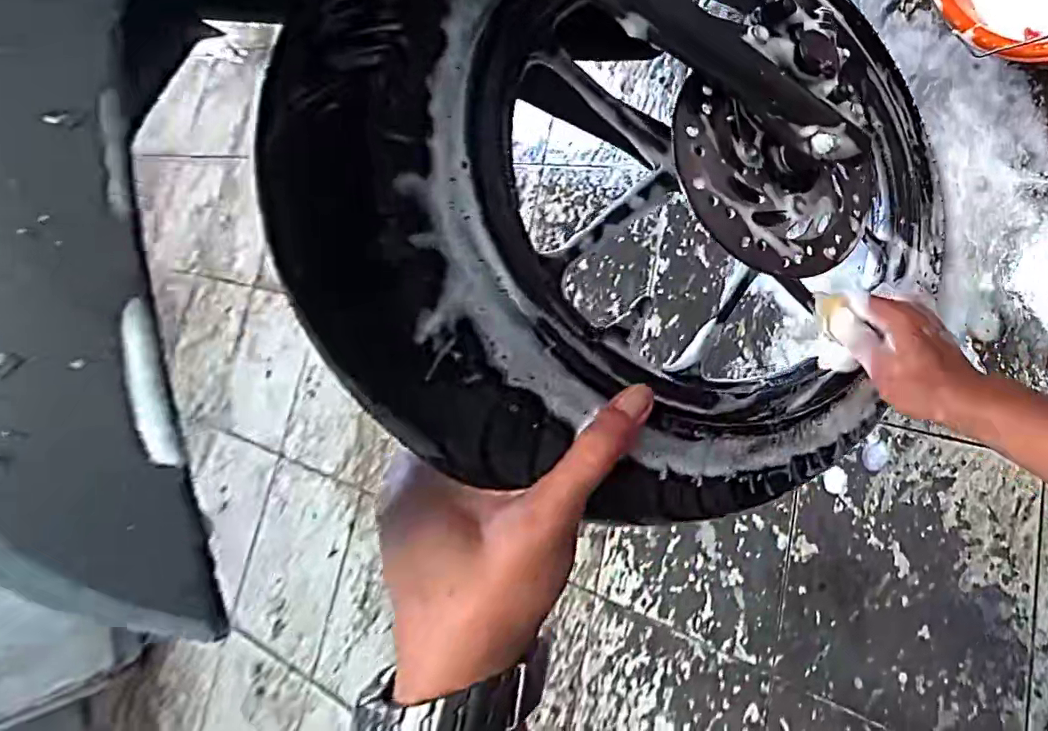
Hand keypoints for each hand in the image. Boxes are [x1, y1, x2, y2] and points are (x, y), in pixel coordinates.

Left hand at [377, 384, 653, 702]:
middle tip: (581, 387)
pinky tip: (556, 465)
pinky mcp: (451, 533)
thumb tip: (635, 397)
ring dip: (532, 443)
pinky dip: (526, 469)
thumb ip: (590, 456)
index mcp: (413, 475)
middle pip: (485, 428)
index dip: (518, 380)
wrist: (471, 684)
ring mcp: (430, 513)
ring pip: (492, 455)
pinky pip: (493, 480)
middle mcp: (412, 487)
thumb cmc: (488, 602)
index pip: (468, 403)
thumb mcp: (546, 519)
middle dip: (534, 412)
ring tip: (577, 415)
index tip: (563, 363)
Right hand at [839, 297, 985, 426]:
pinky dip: (896, 328)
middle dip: (863, 313)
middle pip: (882, 303)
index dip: (848, 308)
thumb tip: (846, 329)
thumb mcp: (883, 373)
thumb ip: (862, 346)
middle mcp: (916, 313)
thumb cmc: (928, 388)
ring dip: (881, 321)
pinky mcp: (936, 333)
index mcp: (900, 317)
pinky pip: (910, 321)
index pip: (866, 301)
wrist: (962, 397)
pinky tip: (892, 345)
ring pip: (897, 311)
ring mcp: (929, 321)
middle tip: (849, 328)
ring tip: (868, 338)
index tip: (836, 315)